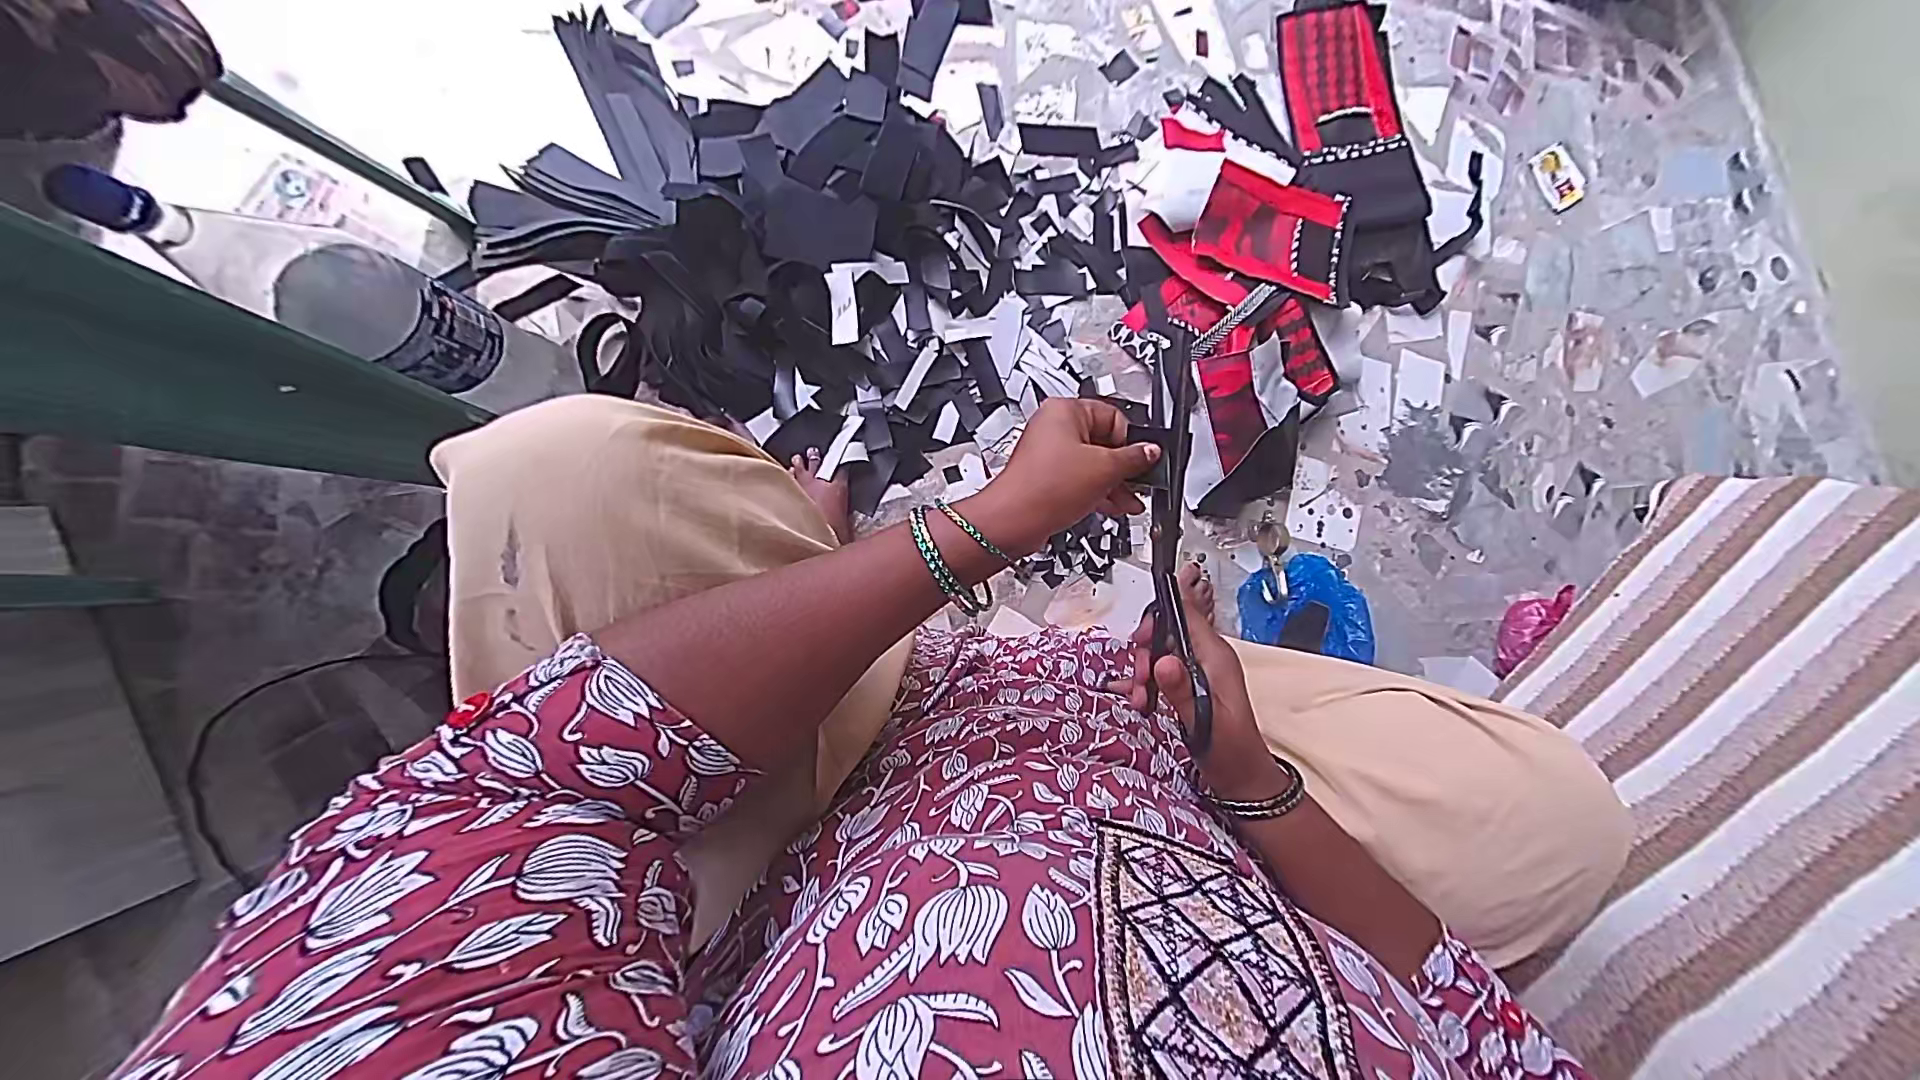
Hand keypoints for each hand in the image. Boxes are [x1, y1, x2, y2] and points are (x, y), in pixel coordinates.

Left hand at [967, 398, 1159, 555]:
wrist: (1014, 521)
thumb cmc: (1043, 488)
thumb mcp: (1104, 469)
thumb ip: (1134, 459)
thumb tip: (1149, 452)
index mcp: (1064, 410)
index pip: (1113, 415)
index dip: (1131, 441)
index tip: (1142, 459)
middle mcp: (1053, 428)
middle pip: (1103, 442)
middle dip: (1123, 467)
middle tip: (1138, 481)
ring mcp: (1048, 454)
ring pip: (1092, 464)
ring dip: (1113, 483)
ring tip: (1129, 499)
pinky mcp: (1046, 478)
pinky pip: (1079, 479)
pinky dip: (1096, 491)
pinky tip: (1113, 505)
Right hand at [1106, 563, 1288, 801]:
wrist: (1244, 781)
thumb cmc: (1232, 754)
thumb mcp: (1204, 724)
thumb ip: (1182, 691)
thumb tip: (1163, 661)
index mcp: (1216, 658)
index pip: (1186, 614)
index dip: (1159, 619)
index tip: (1140, 641)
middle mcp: (1207, 658)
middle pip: (1167, 632)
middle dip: (1145, 652)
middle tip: (1141, 681)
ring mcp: (1198, 670)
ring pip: (1160, 652)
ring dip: (1143, 671)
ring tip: (1142, 699)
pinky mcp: (1190, 684)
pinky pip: (1162, 670)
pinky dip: (1147, 682)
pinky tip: (1140, 699)